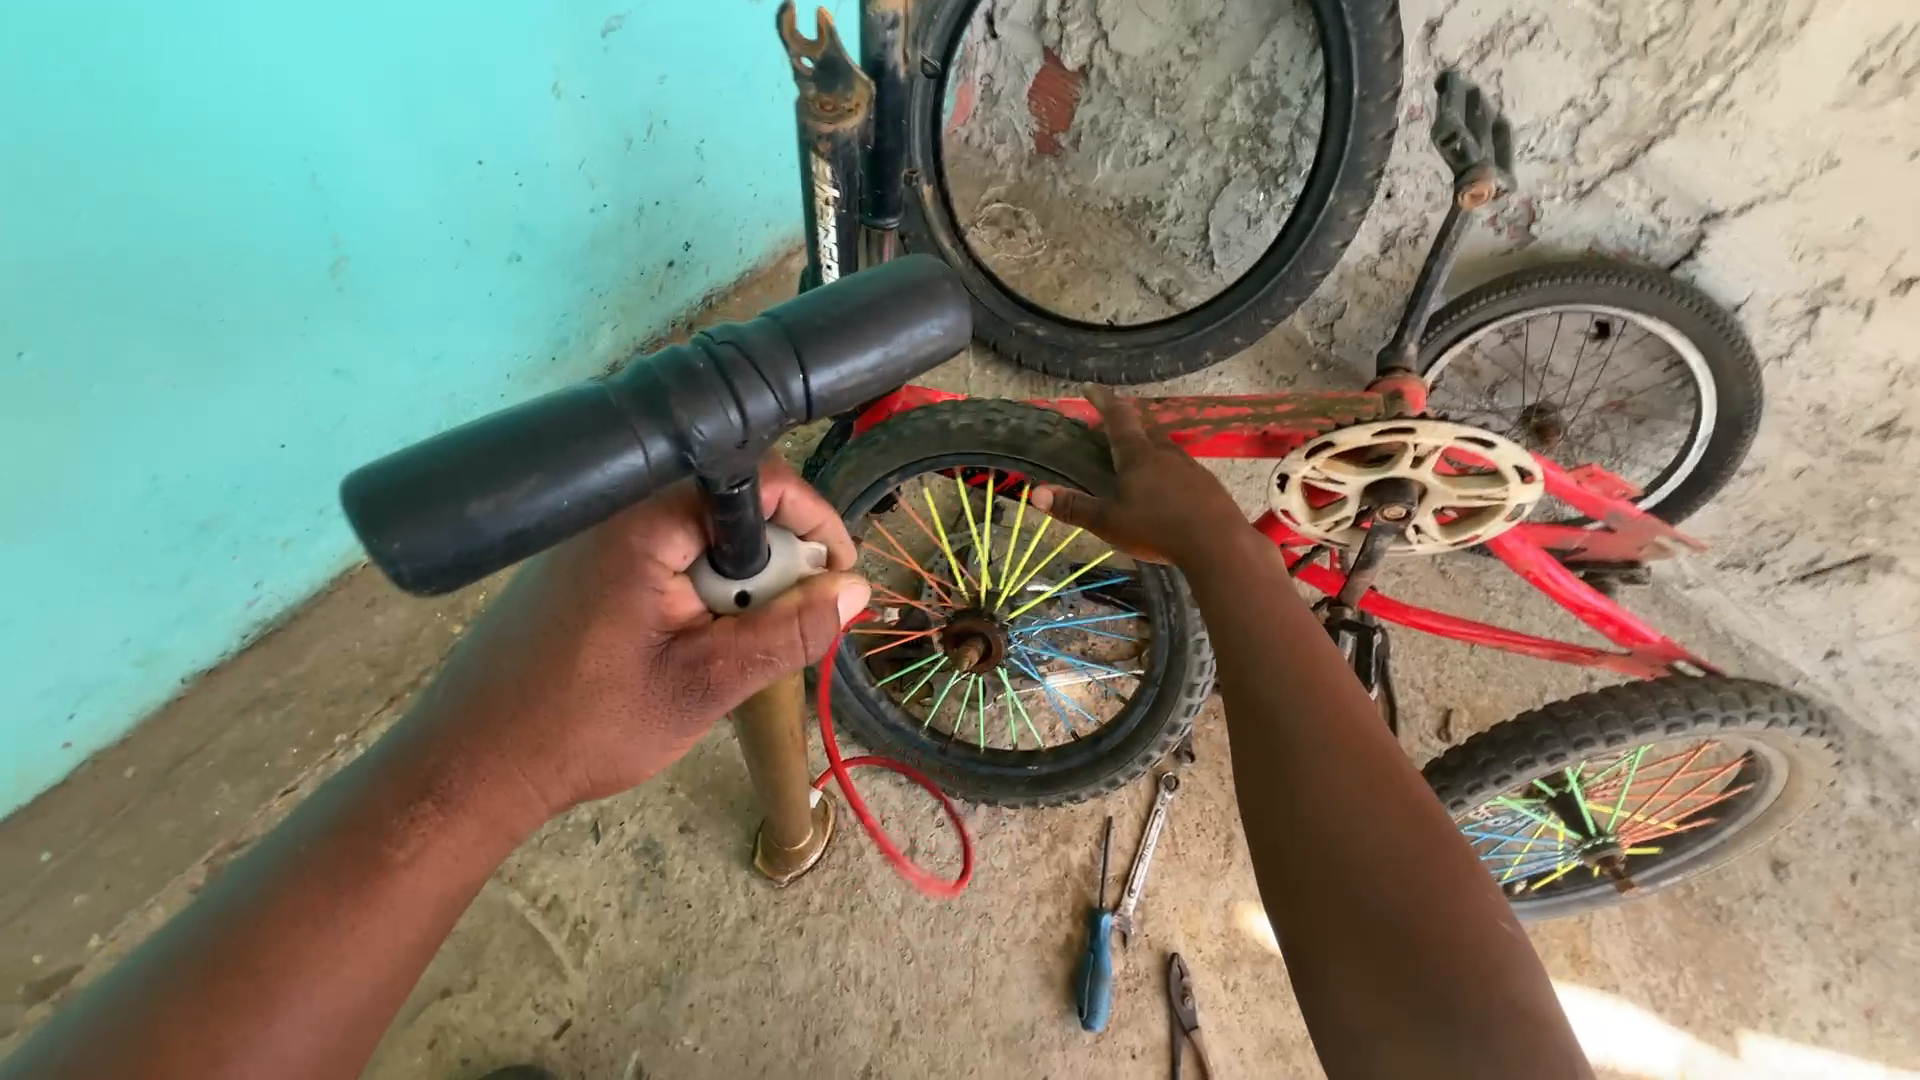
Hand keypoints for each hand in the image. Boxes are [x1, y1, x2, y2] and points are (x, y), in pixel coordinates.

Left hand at [405, 456, 869, 827]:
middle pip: (734, 511)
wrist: (469, 769)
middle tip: (786, 629)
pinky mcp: (587, 566)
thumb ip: (787, 633)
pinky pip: (671, 557)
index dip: (813, 525)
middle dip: (777, 567)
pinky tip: (693, 644)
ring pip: (706, 539)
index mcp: (645, 521)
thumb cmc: (587, 727)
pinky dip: (702, 593)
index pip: (760, 482)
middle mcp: (620, 511)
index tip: (839, 579)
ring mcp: (598, 537)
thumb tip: (856, 591)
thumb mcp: (706, 684)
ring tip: (734, 649)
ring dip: (740, 587)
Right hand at [1030, 386, 1246, 564]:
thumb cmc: (1157, 528)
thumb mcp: (1108, 521)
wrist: (1218, 543)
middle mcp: (1164, 452)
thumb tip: (1035, 494)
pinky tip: (1165, 489)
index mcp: (1137, 455)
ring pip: (1163, 448)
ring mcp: (1189, 467)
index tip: (1090, 387)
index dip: (1102, 400)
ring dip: (1147, 447)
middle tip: (1110, 428)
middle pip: (1143, 429)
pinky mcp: (1206, 484)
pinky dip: (1166, 470)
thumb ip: (1073, 507)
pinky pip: (1180, 468)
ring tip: (1136, 459)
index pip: (1117, 417)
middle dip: (1125, 424)